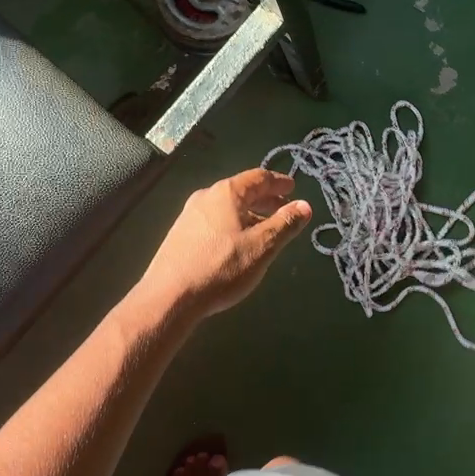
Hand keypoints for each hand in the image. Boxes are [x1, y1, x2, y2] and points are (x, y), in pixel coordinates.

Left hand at [139, 169, 312, 317]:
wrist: (168, 298)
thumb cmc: (221, 268)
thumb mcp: (262, 247)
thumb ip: (285, 224)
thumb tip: (305, 206)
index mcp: (226, 193)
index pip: (258, 177)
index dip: (279, 182)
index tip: (293, 188)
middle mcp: (205, 197)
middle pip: (242, 191)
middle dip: (266, 199)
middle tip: (284, 209)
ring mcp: (189, 215)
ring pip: (227, 207)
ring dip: (249, 214)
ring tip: (264, 230)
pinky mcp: (179, 235)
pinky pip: (214, 220)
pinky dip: (233, 224)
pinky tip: (237, 244)